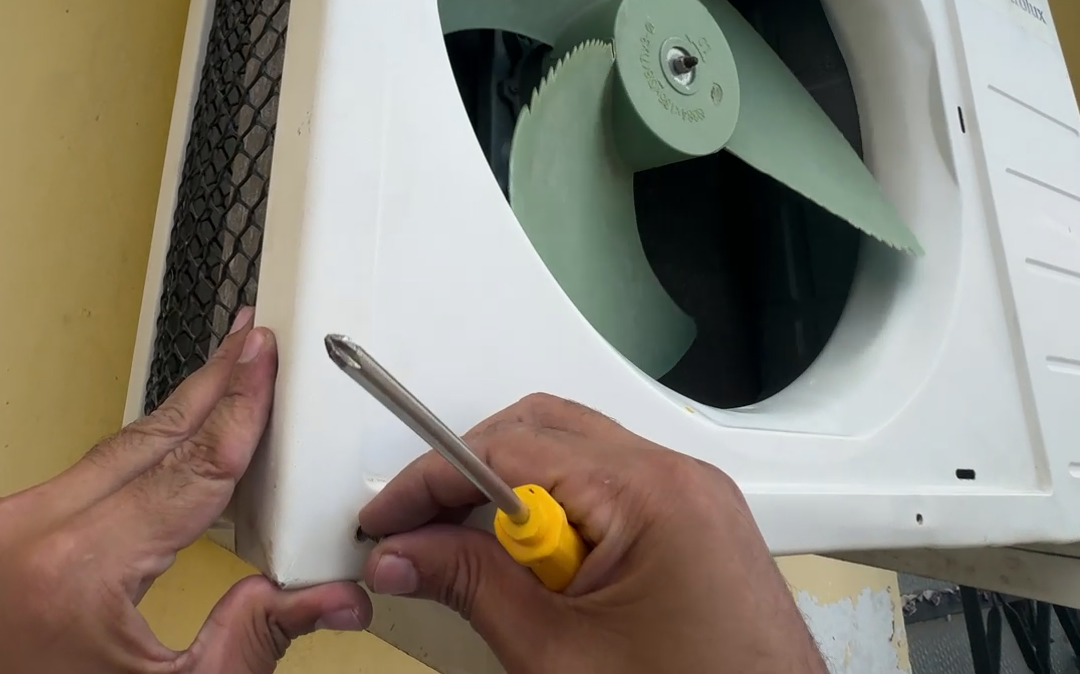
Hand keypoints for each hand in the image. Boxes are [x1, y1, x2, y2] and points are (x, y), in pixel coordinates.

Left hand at [0, 309, 371, 673]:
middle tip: (250, 335)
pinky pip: (85, 471)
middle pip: (150, 434)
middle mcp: (27, 531)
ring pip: (117, 445)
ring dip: (178, 411)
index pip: (188, 467)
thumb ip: (253, 640)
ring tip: (224, 371)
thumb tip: (328, 599)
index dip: (238, 407)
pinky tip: (171, 432)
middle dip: (212, 380)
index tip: (263, 355)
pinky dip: (138, 449)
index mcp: (74, 574)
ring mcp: (2, 522)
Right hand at [359, 394, 823, 673]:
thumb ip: (472, 587)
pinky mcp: (691, 518)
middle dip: (470, 469)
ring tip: (477, 550)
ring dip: (510, 486)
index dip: (435, 476)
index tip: (388, 516)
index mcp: (651, 494)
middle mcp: (676, 473)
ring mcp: (689, 492)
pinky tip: (537, 560)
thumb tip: (399, 553)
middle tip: (421, 525)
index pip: (512, 451)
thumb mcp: (560, 660)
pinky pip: (602, 480)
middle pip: (540, 428)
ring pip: (568, 447)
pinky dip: (554, 505)